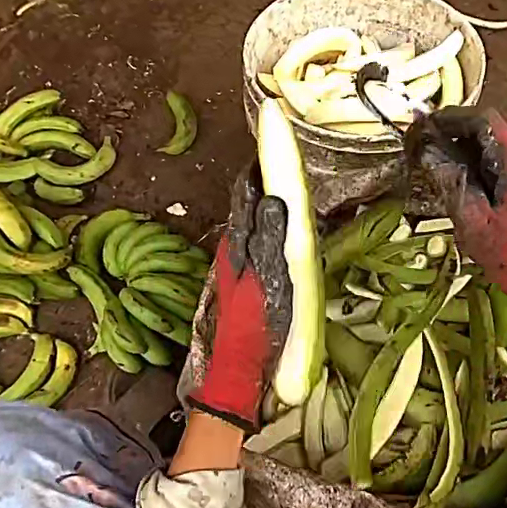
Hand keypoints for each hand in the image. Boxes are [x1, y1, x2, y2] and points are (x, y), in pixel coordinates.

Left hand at [185, 162, 291, 431]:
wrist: (237, 366)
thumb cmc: (255, 326)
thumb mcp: (268, 283)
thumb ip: (270, 240)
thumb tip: (272, 198)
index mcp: (239, 245)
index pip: (246, 196)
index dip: (256, 170)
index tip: (268, 141)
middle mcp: (233, 249)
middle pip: (244, 205)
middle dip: (257, 179)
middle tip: (274, 154)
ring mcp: (234, 263)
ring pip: (246, 220)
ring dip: (257, 198)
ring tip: (272, 178)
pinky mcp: (239, 277)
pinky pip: (250, 237)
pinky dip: (259, 221)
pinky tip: (268, 221)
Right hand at [407, 107, 506, 384]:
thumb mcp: (473, 222)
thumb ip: (451, 183)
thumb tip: (428, 154)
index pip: (485, 121)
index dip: (450, 119)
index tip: (424, 126)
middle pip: (494, 132)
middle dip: (457, 135)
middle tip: (425, 146)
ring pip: (502, 149)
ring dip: (470, 152)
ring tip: (439, 164)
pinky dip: (485, 166)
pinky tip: (465, 183)